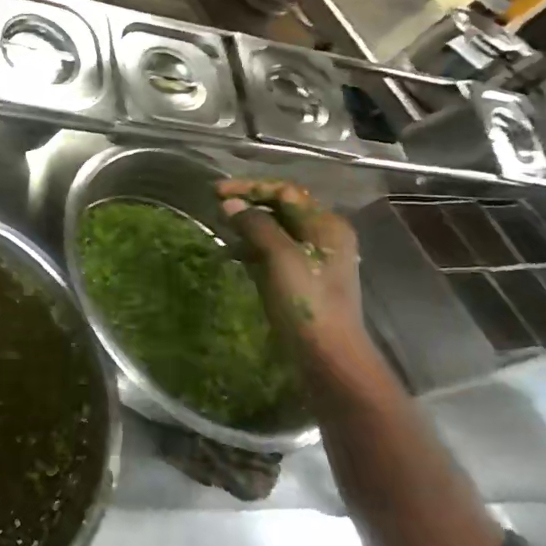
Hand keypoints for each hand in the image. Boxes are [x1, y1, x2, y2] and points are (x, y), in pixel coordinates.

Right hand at [217, 178, 364, 353]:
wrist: (328, 357)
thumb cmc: (308, 302)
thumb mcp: (281, 258)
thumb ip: (256, 226)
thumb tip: (229, 205)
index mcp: (326, 224)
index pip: (285, 192)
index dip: (250, 188)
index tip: (217, 192)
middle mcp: (322, 236)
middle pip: (281, 209)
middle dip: (249, 206)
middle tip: (217, 209)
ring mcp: (312, 260)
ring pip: (275, 232)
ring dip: (248, 228)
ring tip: (221, 231)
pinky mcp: (300, 281)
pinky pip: (274, 254)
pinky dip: (253, 250)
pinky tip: (233, 255)